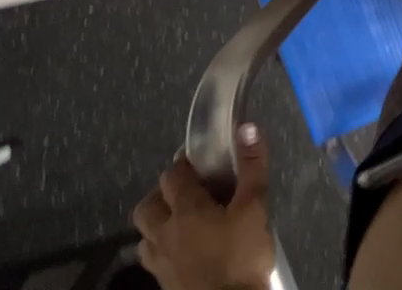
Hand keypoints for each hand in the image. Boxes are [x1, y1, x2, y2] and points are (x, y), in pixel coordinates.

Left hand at [132, 124, 275, 289]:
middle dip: (164, 192)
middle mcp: (165, 233)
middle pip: (148, 205)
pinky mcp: (163, 282)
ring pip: (145, 233)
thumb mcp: (255, 207)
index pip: (173, 175)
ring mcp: (160, 261)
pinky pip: (153, 257)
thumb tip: (248, 127)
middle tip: (190, 190)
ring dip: (159, 221)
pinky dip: (163, 246)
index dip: (185, 162)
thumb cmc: (241, 255)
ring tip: (185, 219)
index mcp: (186, 210)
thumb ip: (253, 167)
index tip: (202, 158)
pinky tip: (185, 249)